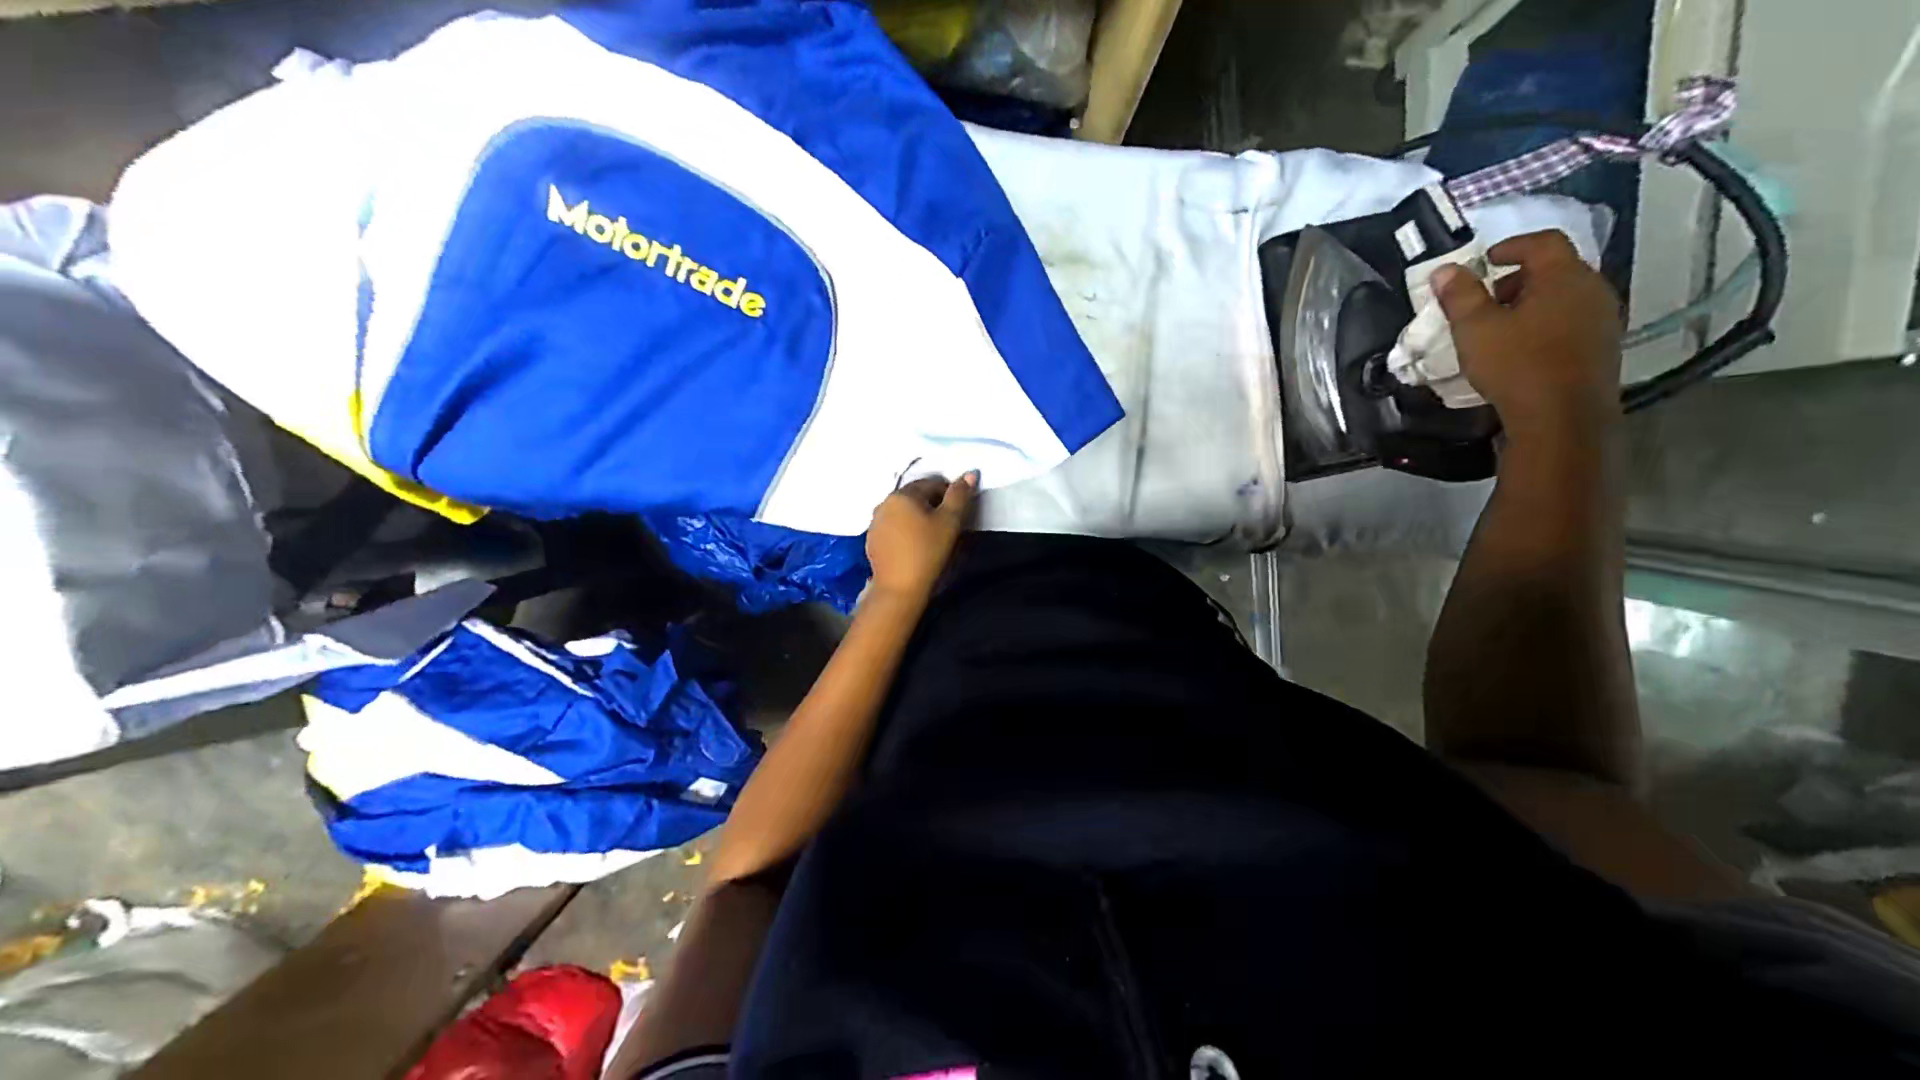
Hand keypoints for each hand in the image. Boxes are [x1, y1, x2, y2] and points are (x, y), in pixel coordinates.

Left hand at [866, 472, 976, 601]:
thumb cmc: (928, 552)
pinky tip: (914, 547)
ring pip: (903, 512)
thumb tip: (970, 473)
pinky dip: (904, 531)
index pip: (932, 483)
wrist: (899, 588)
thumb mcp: (950, 522)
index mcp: (902, 494)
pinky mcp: (871, 541)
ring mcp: (875, 523)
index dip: (949, 495)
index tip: (958, 513)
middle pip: (915, 496)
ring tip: (931, 537)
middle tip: (947, 525)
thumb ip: (960, 495)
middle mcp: (884, 503)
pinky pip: (892, 528)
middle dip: (932, 505)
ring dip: (917, 518)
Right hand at [1433, 230, 1623, 445]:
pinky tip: (1523, 348)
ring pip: (1565, 296)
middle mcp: (1593, 289)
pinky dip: (1546, 323)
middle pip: (1556, 269)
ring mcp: (1604, 318)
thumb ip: (1459, 296)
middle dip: (1518, 278)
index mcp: (1564, 277)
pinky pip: (1572, 320)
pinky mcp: (1603, 346)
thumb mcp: (1475, 329)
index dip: (1512, 245)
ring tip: (1500, 327)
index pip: (1543, 242)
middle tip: (1486, 299)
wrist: (1561, 417)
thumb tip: (1445, 269)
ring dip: (1532, 302)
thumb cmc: (1516, 365)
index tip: (1485, 259)